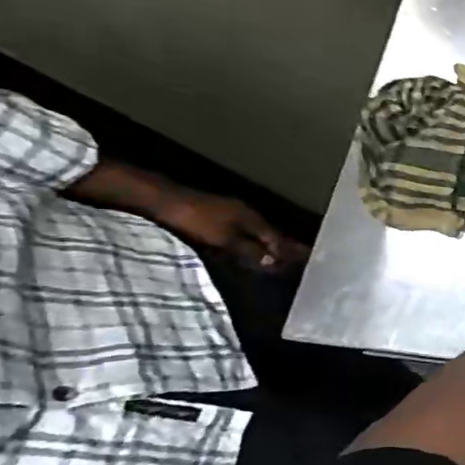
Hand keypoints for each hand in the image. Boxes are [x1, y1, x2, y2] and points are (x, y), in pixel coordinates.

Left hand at [154, 191, 303, 269]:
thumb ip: (250, 250)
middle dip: (279, 247)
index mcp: (251, 217)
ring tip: (273, 259)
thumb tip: (273, 261)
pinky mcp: (214, 217)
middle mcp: (244, 213)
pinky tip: (246, 250)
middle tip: (292, 260)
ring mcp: (228, 213)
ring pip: (253, 232)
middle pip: (267, 233)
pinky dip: (247, 242)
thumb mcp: (226, 239)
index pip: (276, 237)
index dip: (287, 251)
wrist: (162, 201)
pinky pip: (239, 232)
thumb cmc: (197, 220)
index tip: (302, 262)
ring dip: (263, 245)